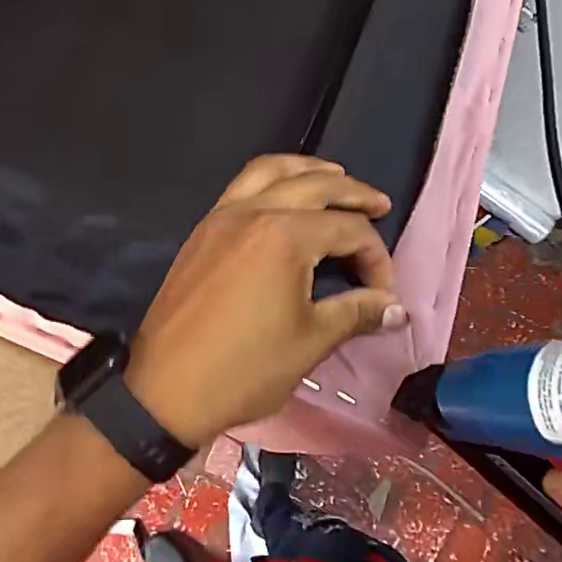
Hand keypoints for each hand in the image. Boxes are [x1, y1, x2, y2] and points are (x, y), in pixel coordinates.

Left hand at [125, 155, 404, 447]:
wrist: (165, 391)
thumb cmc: (244, 369)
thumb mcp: (310, 341)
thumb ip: (356, 312)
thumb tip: (396, 307)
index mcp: (284, 236)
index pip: (347, 229)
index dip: (374, 257)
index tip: (382, 292)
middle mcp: (252, 212)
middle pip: (315, 186)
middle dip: (353, 194)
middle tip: (379, 204)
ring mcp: (221, 218)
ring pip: (270, 171)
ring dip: (308, 171)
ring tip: (334, 178)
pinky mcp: (202, 231)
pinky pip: (241, 187)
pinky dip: (271, 181)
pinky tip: (283, 200)